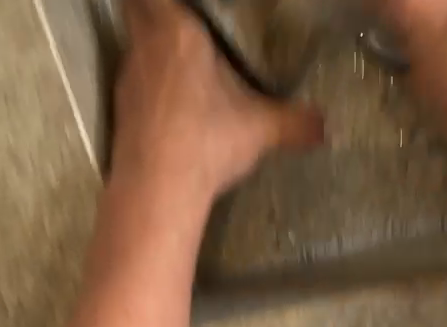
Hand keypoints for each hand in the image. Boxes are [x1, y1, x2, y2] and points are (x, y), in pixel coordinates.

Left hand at [111, 0, 324, 202]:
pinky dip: (146, 90)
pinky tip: (166, 110)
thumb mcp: (261, 131)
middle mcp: (146, 45)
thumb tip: (326, 127)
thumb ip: (295, 123)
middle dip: (154, 12)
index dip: (169, 0)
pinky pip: (132, 86)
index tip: (187, 7)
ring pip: (134, 48)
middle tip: (182, 27)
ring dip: (151, 52)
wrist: (157, 189)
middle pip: (137, 9)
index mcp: (179, 30)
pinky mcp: (119, 111)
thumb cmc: (208, 143)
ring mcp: (128, 78)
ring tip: (177, 68)